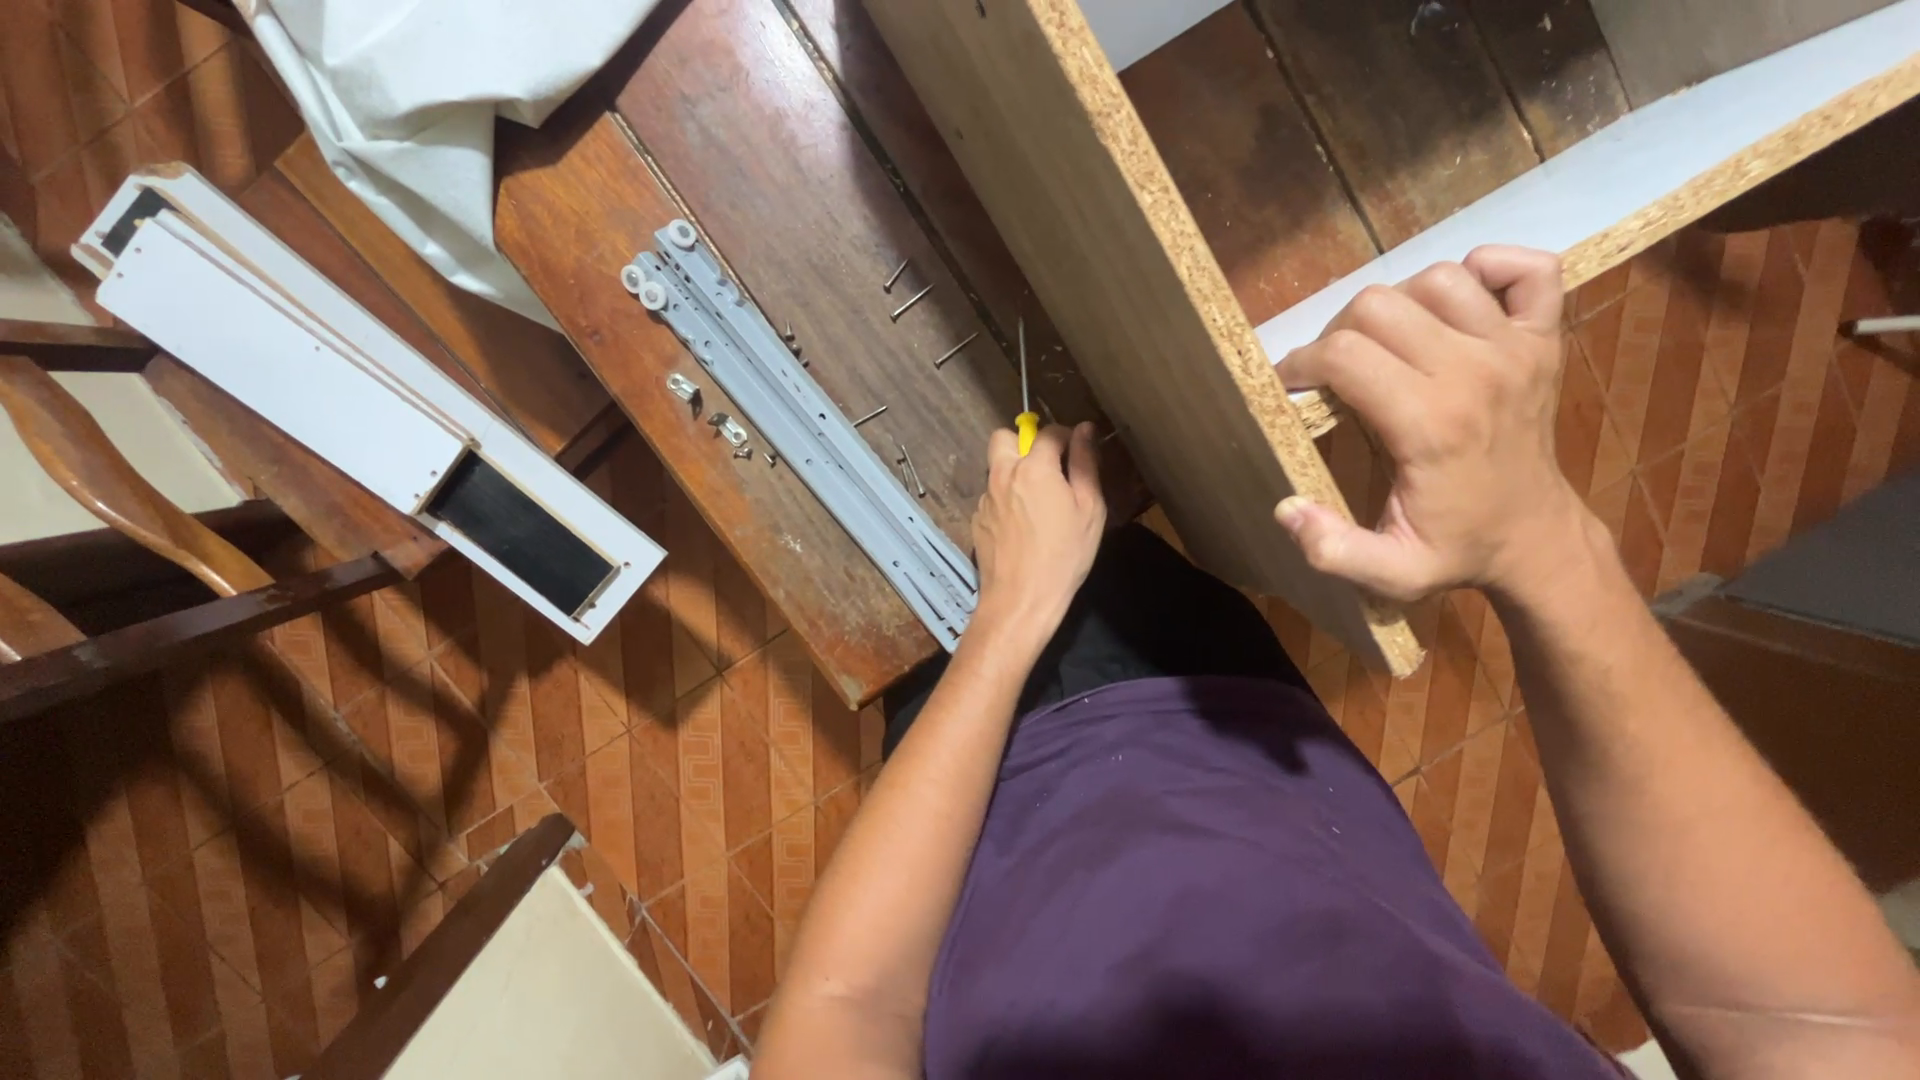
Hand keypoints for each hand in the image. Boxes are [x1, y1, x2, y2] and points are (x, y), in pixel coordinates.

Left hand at [970, 422, 1105, 649]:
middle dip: (1022, 442)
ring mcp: (985, 499)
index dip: (1065, 435)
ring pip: (995, 469)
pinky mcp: (976, 520)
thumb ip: (1085, 463)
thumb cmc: (1064, 554)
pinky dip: (1005, 501)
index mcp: (1033, 468)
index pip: (1047, 432)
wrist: (1021, 598)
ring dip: (1013, 473)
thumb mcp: (1089, 508)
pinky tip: (1021, 529)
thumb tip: (1084, 429)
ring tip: (1035, 504)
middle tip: (1045, 467)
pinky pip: (991, 497)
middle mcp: (1002, 475)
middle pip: (1002, 437)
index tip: (1075, 450)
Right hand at [1274, 246, 1595, 603]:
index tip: (1289, 387)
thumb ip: (1333, 550)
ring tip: (1386, 345)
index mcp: (1431, 424)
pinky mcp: (1545, 338)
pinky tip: (1460, 306)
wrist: (1536, 537)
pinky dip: (1490, 270)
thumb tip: (1286, 508)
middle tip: (1333, 371)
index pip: (1343, 356)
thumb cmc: (1456, 549)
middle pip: (1378, 305)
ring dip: (1398, 305)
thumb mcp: (1390, 572)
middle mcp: (1474, 372)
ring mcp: (1516, 348)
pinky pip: (1526, 269)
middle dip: (1337, 333)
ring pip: (1437, 278)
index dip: (1299, 365)